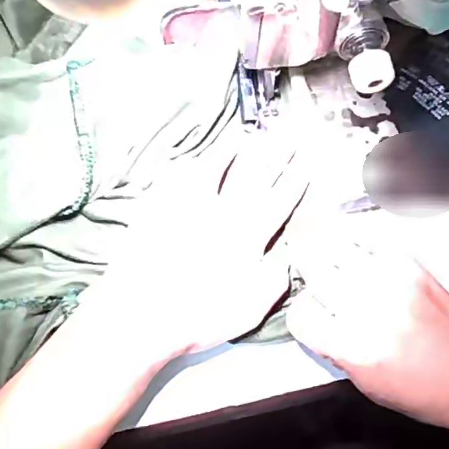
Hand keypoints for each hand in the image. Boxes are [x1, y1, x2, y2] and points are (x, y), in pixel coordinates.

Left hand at [76, 135, 306, 362]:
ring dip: (233, 151)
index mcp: (250, 235)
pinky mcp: (157, 207)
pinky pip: (177, 177)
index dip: (295, 181)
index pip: (280, 201)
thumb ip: (274, 276)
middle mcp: (223, 212)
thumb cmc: (202, 314)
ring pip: (215, 168)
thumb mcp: (253, 305)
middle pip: (254, 176)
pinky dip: (189, 165)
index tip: (306, 162)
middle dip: (275, 155)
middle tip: (287, 135)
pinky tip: (192, 159)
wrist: (142, 311)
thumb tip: (287, 257)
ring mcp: (188, 205)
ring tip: (247, 136)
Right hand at [289, 239, 448, 432]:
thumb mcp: (370, 387)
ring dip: (330, 253)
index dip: (304, 315)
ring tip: (336, 265)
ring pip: (335, 243)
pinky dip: (359, 247)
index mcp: (354, 348)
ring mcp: (391, 281)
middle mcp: (369, 309)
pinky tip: (363, 259)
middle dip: (309, 273)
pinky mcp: (410, 265)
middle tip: (315, 279)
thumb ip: (337, 351)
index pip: (301, 313)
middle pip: (312, 265)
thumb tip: (318, 322)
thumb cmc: (430, 391)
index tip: (312, 317)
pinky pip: (368, 240)